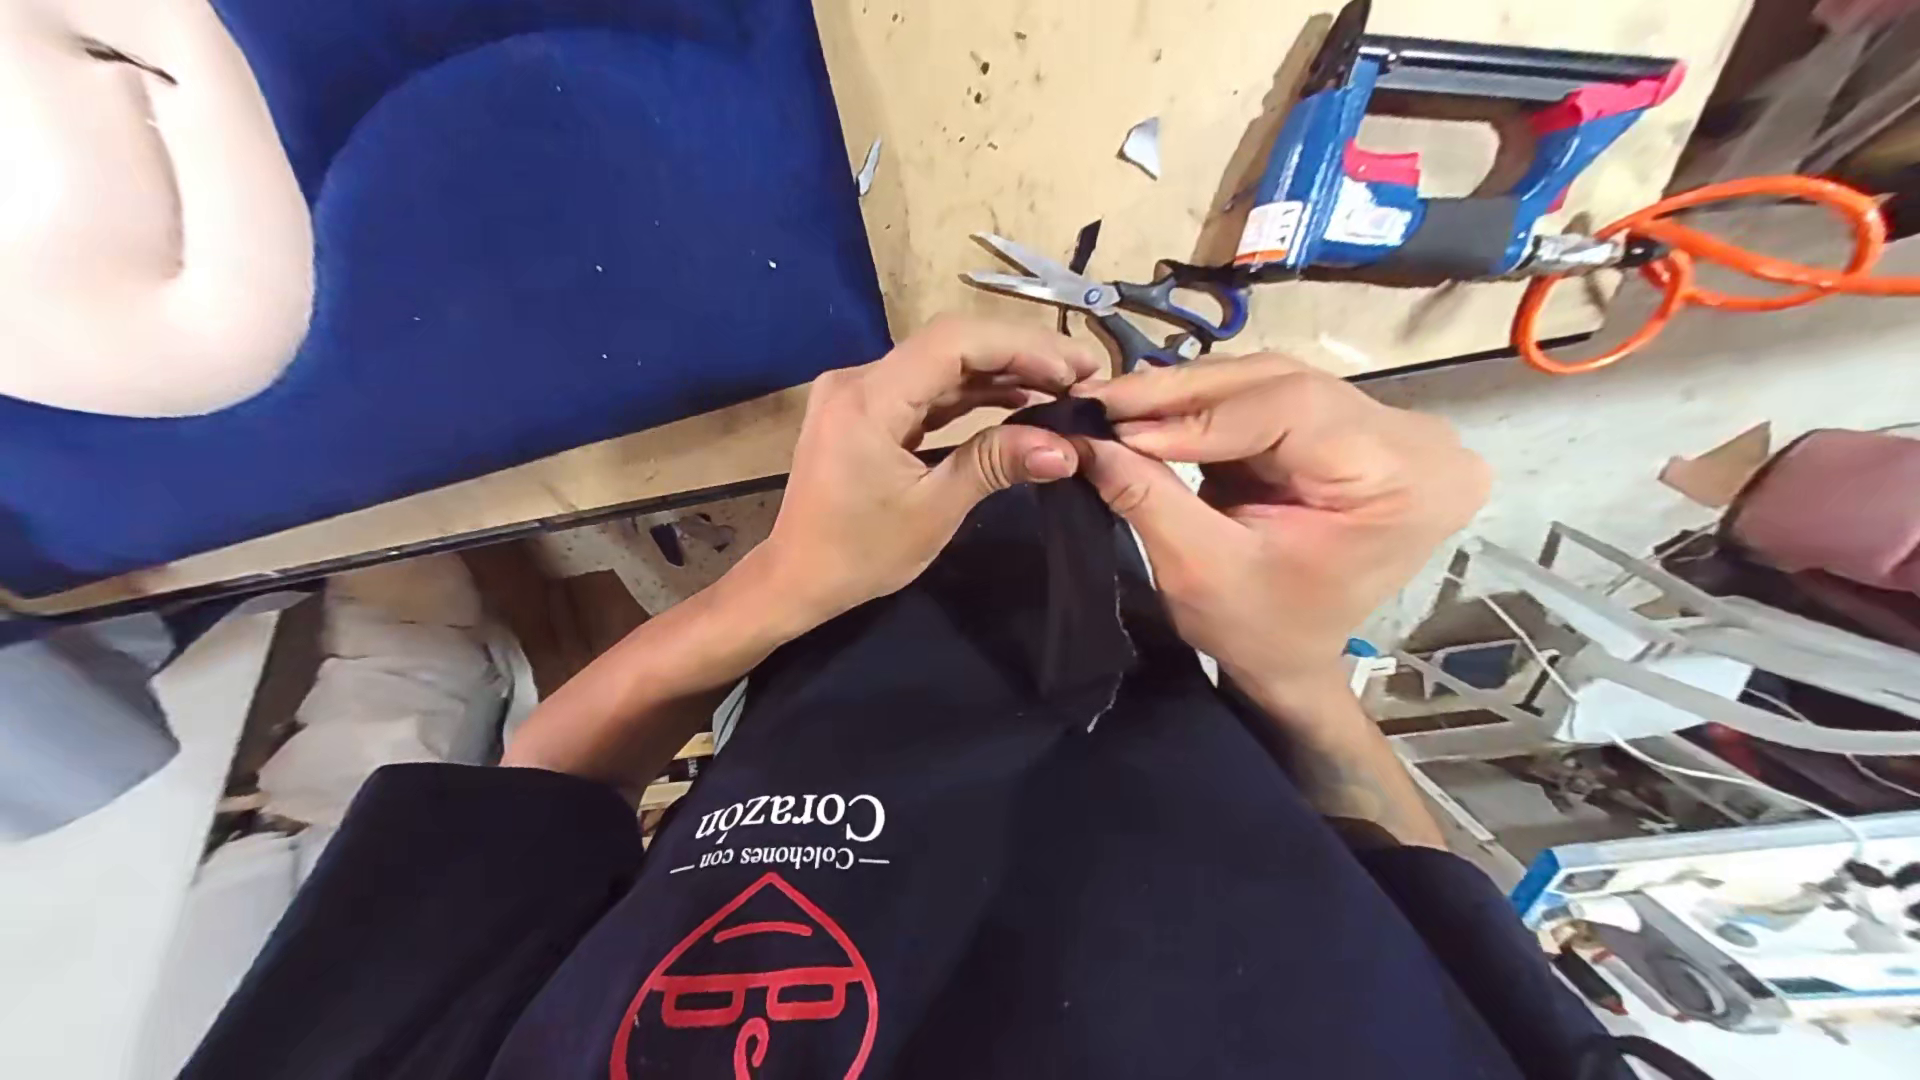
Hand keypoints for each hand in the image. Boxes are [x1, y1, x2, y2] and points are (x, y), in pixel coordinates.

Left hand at [761, 315, 1104, 623]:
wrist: (798, 578)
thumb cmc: (860, 554)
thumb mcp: (934, 510)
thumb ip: (995, 464)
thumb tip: (1066, 448)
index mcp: (869, 400)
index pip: (953, 342)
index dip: (1019, 346)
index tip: (1072, 370)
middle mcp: (858, 380)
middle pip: (949, 345)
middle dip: (1019, 354)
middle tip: (1080, 373)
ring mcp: (859, 392)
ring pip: (940, 365)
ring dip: (1000, 372)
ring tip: (1060, 385)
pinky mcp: (866, 410)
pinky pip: (926, 389)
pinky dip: (970, 393)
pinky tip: (1015, 397)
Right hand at [1073, 354, 1488, 712]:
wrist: (1287, 657)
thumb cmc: (1257, 631)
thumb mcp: (1198, 568)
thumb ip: (1146, 496)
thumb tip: (1086, 437)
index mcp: (1405, 480)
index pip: (1293, 409)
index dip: (1195, 415)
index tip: (1118, 429)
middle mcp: (1412, 439)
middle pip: (1280, 383)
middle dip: (1181, 396)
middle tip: (1104, 402)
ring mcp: (1380, 428)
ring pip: (1265, 382)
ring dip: (1185, 396)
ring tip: (1119, 408)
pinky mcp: (1339, 429)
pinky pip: (1261, 398)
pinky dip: (1199, 408)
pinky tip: (1151, 415)